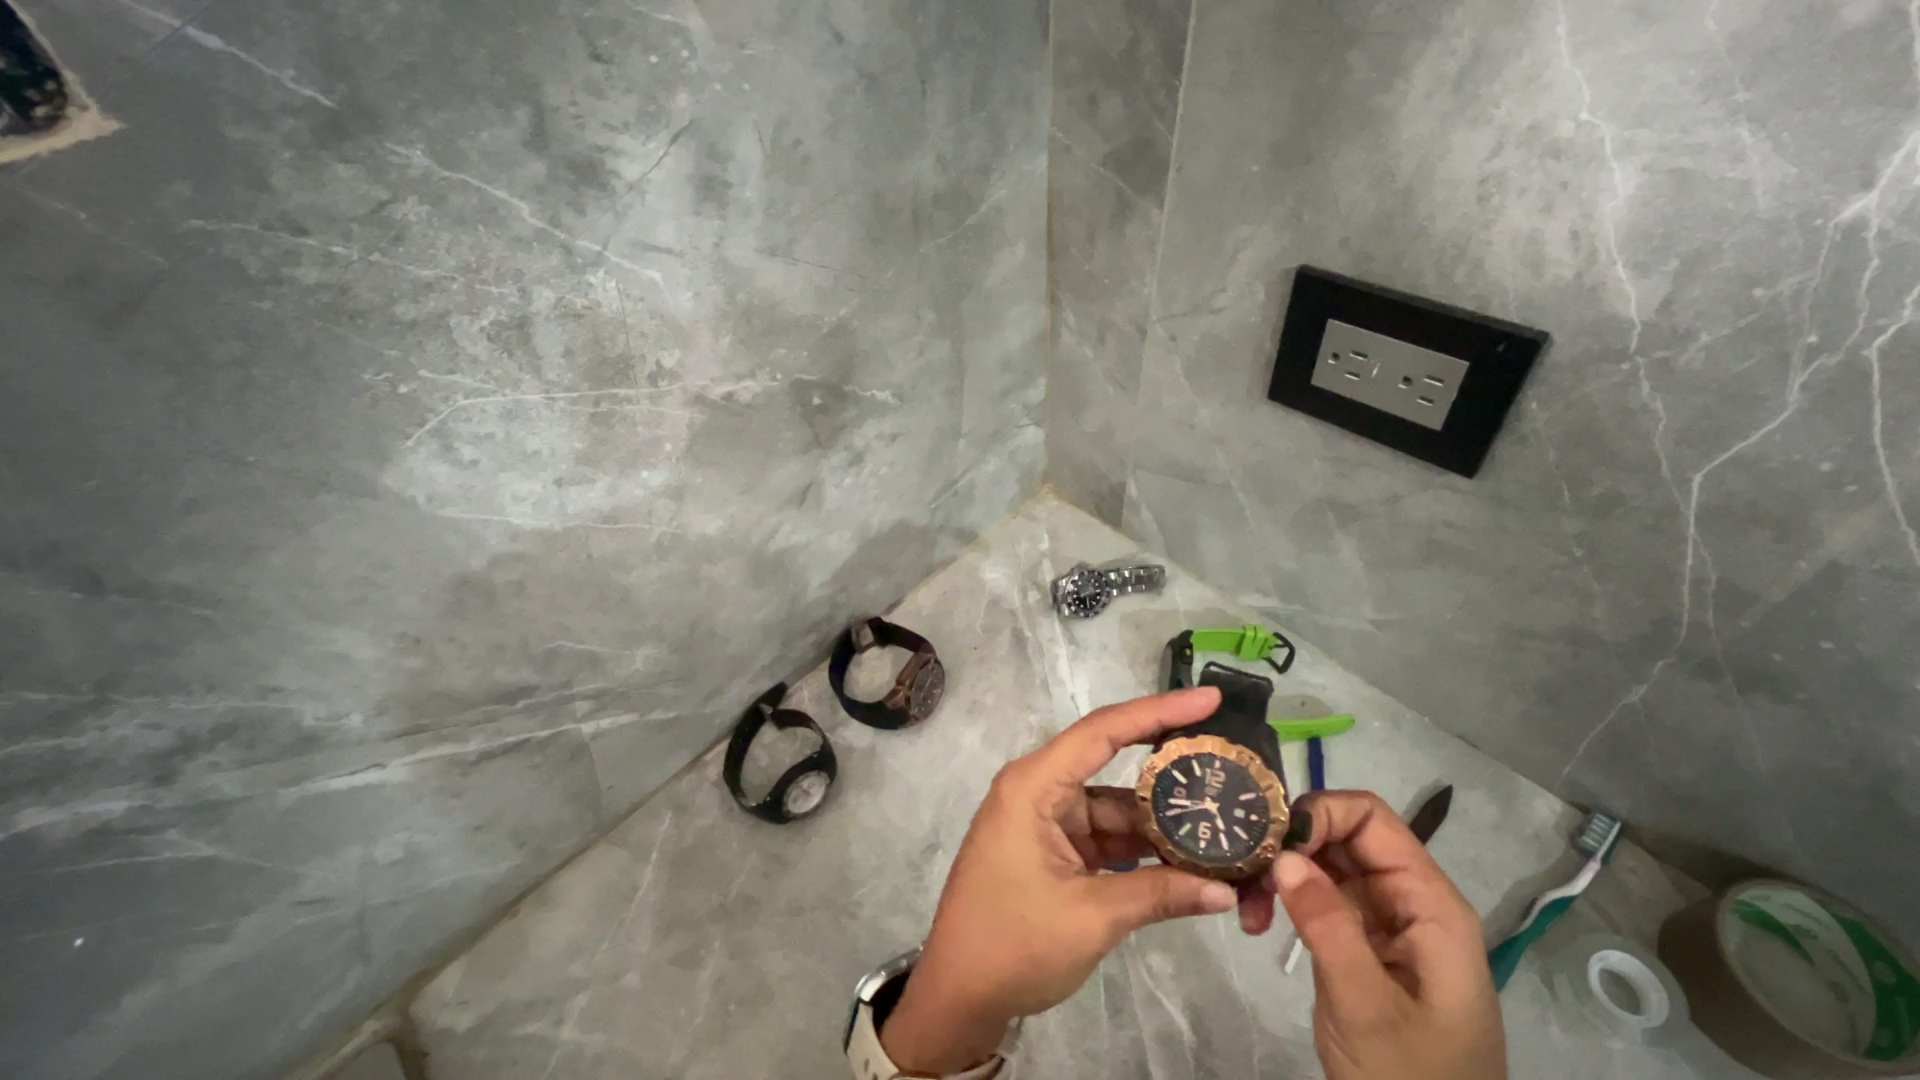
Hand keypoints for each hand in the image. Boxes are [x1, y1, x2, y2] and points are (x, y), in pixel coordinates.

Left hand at [881, 688, 1237, 1073]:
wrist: (959, 996)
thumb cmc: (1012, 943)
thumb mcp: (1091, 916)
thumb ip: (1160, 893)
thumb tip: (1225, 890)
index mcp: (1034, 786)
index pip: (1103, 731)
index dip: (1158, 711)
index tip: (1209, 699)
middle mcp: (1039, 790)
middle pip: (1113, 765)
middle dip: (1170, 771)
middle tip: (1229, 765)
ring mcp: (1047, 820)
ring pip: (1116, 807)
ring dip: (1161, 821)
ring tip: (1225, 823)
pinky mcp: (1054, 849)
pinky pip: (1107, 836)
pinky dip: (1142, 848)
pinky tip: (1189, 858)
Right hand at [1239, 790, 1505, 1079]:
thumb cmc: (1410, 1078)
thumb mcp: (1367, 1006)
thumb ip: (1329, 926)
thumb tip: (1282, 855)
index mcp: (1428, 903)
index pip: (1372, 819)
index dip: (1320, 814)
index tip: (1270, 845)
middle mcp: (1408, 900)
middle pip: (1344, 836)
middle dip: (1290, 845)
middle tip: (1244, 874)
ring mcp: (1383, 922)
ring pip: (1325, 865)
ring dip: (1280, 874)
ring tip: (1245, 907)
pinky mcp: (1360, 943)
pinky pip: (1319, 898)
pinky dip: (1285, 901)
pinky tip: (1258, 923)